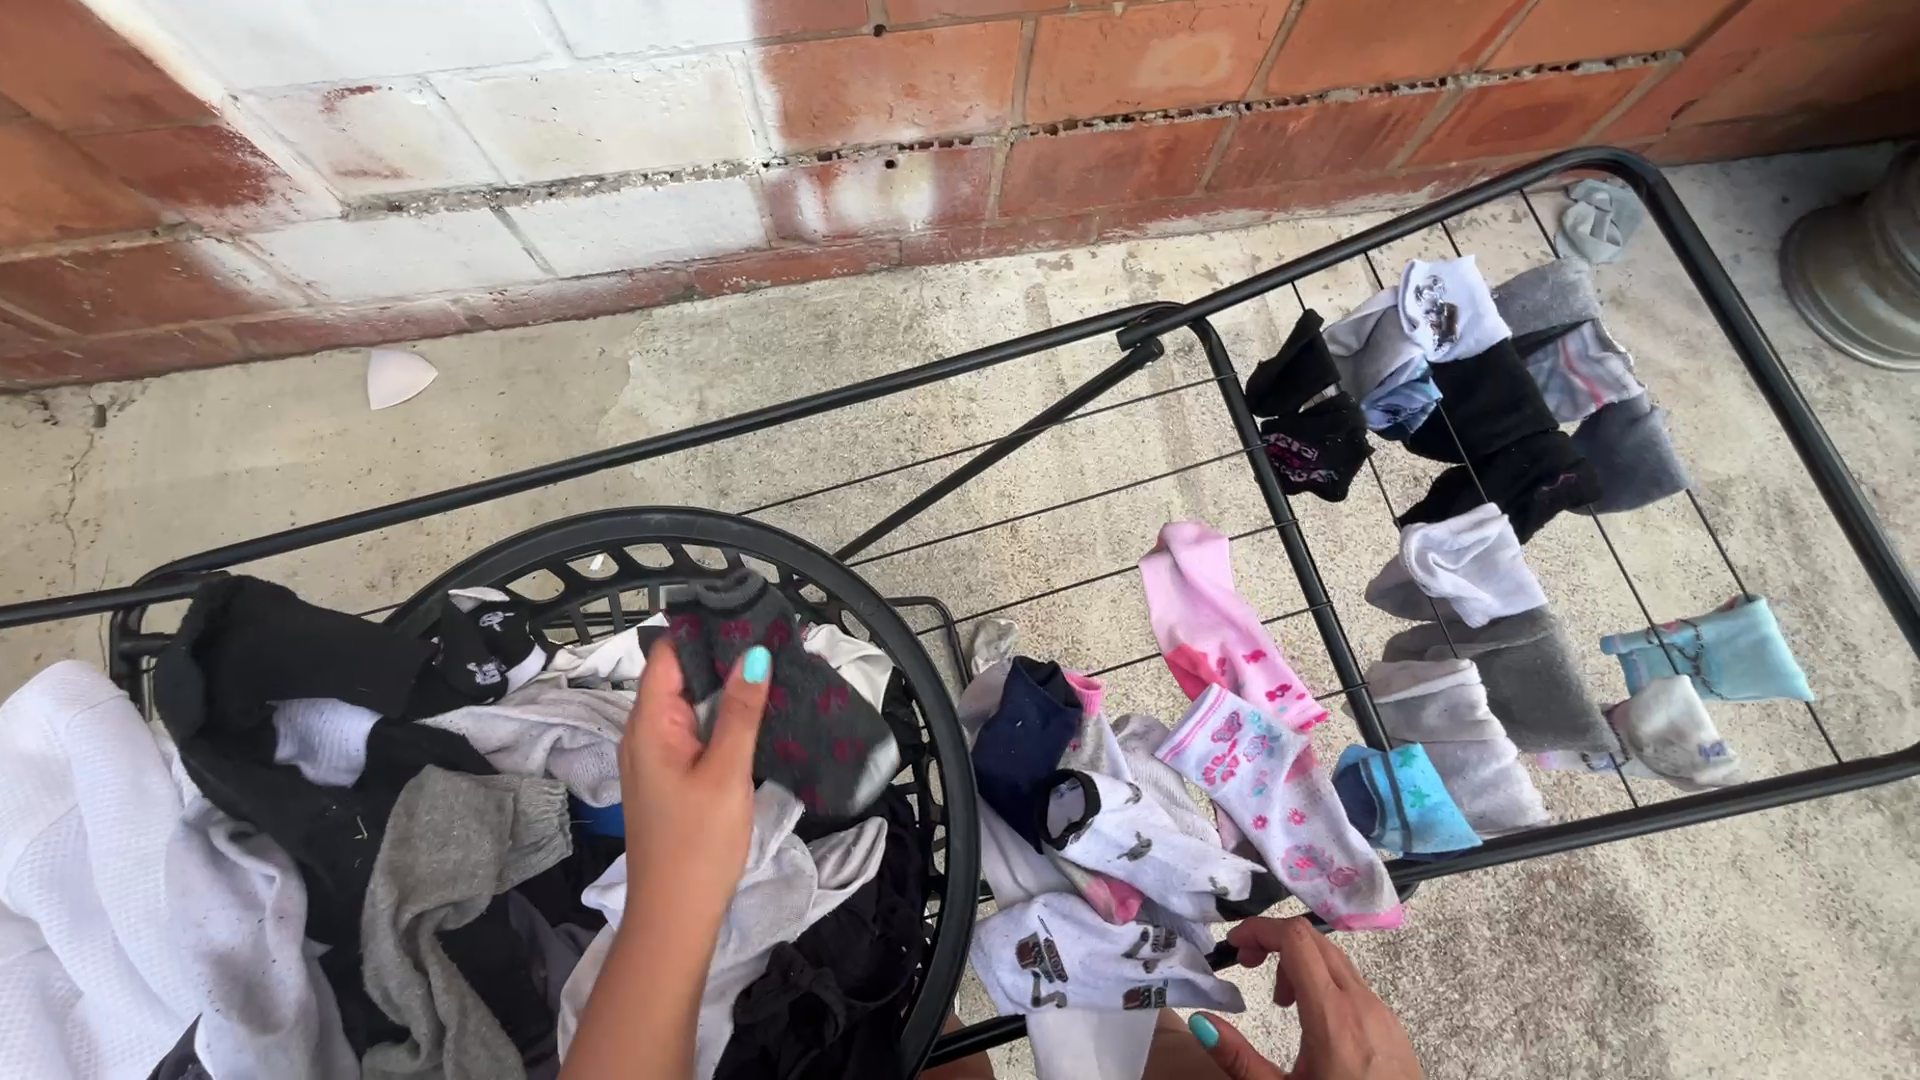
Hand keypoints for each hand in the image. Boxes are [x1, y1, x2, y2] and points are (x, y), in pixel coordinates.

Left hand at [620, 638, 769, 921]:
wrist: (676, 915)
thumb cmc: (698, 842)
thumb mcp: (727, 771)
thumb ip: (741, 711)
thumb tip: (754, 653)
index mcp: (649, 724)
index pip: (666, 654)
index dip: (700, 629)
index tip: (743, 610)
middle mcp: (645, 733)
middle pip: (678, 675)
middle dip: (720, 653)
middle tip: (770, 634)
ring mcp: (658, 755)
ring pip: (690, 702)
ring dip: (724, 683)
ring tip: (770, 661)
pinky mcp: (673, 774)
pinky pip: (695, 727)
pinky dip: (722, 712)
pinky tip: (755, 708)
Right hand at [1190, 917, 1421, 1079]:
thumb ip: (1239, 1059)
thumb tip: (1200, 1020)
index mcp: (1333, 1016)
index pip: (1294, 938)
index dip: (1259, 929)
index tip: (1234, 947)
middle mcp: (1362, 1003)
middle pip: (1312, 939)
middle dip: (1273, 940)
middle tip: (1247, 965)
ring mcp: (1383, 1013)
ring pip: (1333, 958)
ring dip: (1298, 961)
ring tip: (1280, 1002)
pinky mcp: (1393, 1027)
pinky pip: (1352, 982)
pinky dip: (1323, 980)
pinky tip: (1314, 1022)